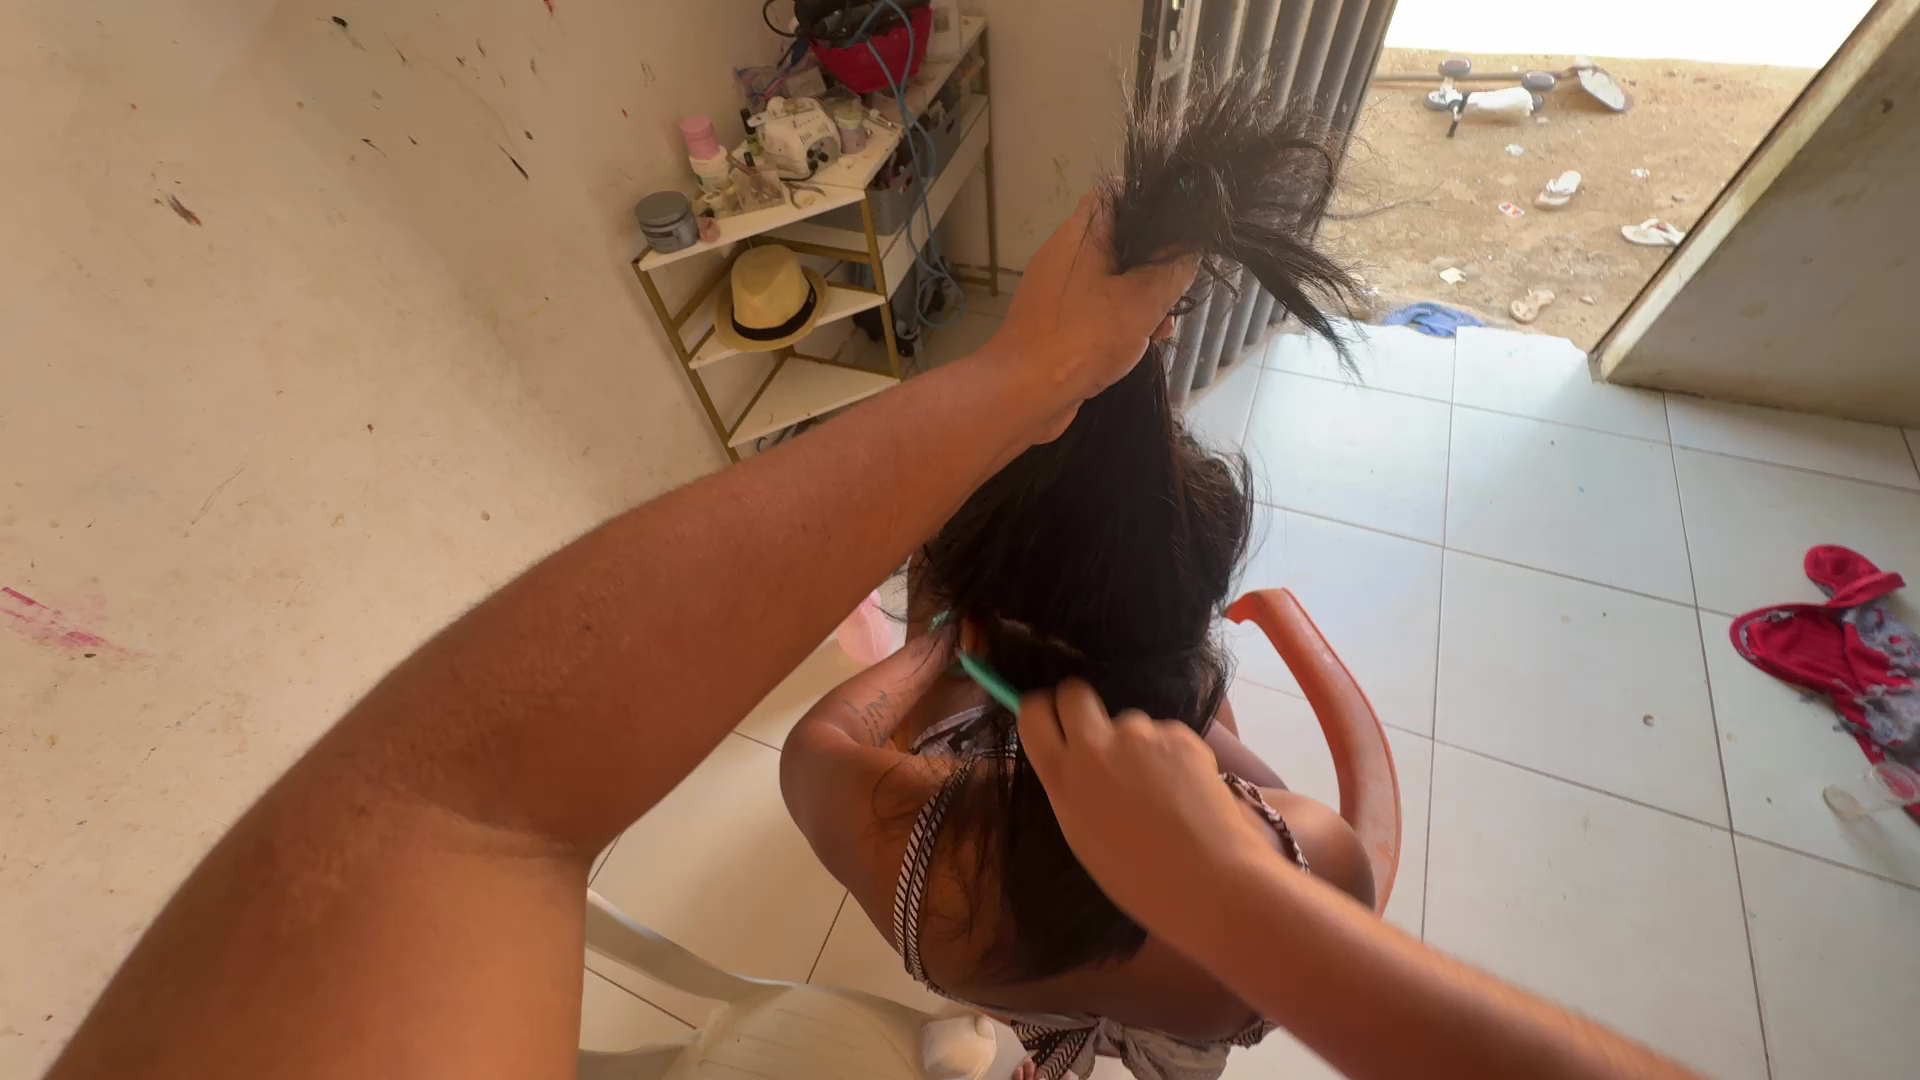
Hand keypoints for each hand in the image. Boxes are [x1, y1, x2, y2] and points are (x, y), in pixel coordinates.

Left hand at [983, 193, 1196, 438]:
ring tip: (1163, 326)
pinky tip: (1141, 345)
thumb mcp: (1142, 299)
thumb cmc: (1082, 339)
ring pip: (1112, 283)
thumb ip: (1173, 269)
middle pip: (1121, 243)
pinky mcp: (1056, 327)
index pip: (1119, 193)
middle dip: (1156, 265)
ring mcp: (1059, 294)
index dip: (1155, 204)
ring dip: (1142, 301)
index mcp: (1082, 233)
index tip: (1184, 227)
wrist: (1022, 395)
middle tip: (1179, 287)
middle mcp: (1066, 256)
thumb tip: (1191, 248)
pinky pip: (1097, 314)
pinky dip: (1120, 324)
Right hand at [1017, 679, 1272, 932]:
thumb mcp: (1082, 832)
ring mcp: (1139, 734)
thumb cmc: (1140, 879)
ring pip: (1129, 721)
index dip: (1042, 710)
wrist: (1212, 884)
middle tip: (1098, 734)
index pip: (1033, 713)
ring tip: (1160, 787)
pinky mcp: (1178, 733)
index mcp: (1063, 777)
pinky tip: (1187, 788)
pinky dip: (1172, 754)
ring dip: (1136, 743)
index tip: (1052, 718)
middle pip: (1074, 693)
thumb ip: (1072, 785)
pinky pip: (1165, 734)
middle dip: (1080, 704)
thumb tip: (1076, 758)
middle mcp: (1095, 745)